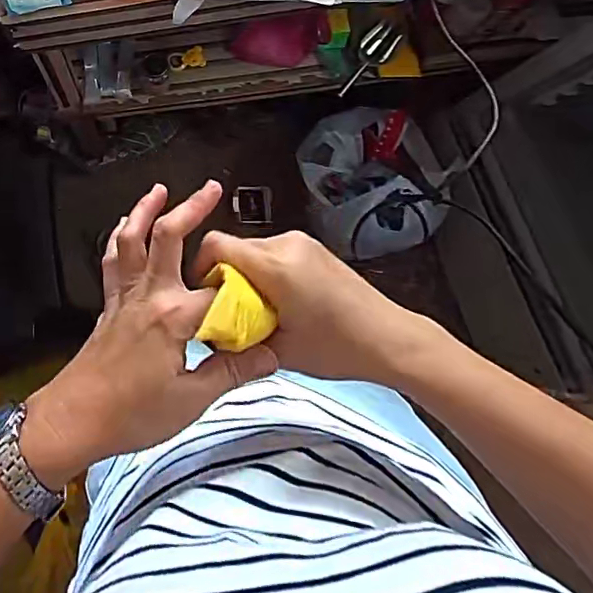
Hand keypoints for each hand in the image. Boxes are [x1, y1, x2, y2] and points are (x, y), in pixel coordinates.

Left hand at [22, 182, 278, 484]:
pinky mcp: (109, 303)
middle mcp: (148, 294)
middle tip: (211, 189)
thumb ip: (231, 371)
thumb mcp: (190, 401)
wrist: (75, 418)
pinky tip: (123, 226)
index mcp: (173, 316)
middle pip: (168, 237)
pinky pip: (113, 259)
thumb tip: (269, 354)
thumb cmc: (132, 414)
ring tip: (159, 190)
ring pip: (131, 238)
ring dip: (145, 209)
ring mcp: (124, 295)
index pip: (218, 289)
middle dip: (192, 208)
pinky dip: (119, 237)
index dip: (243, 288)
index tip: (262, 293)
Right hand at [191, 230, 450, 389]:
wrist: (390, 339)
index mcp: (275, 266)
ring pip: (253, 250)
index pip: (217, 244)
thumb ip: (240, 333)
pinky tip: (280, 301)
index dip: (201, 267)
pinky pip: (274, 252)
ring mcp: (302, 244)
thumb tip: (215, 329)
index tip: (203, 293)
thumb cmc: (340, 347)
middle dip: (225, 275)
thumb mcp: (279, 349)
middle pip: (234, 247)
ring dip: (246, 274)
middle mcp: (287, 245)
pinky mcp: (312, 248)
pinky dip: (266, 272)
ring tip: (259, 308)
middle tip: (230, 309)